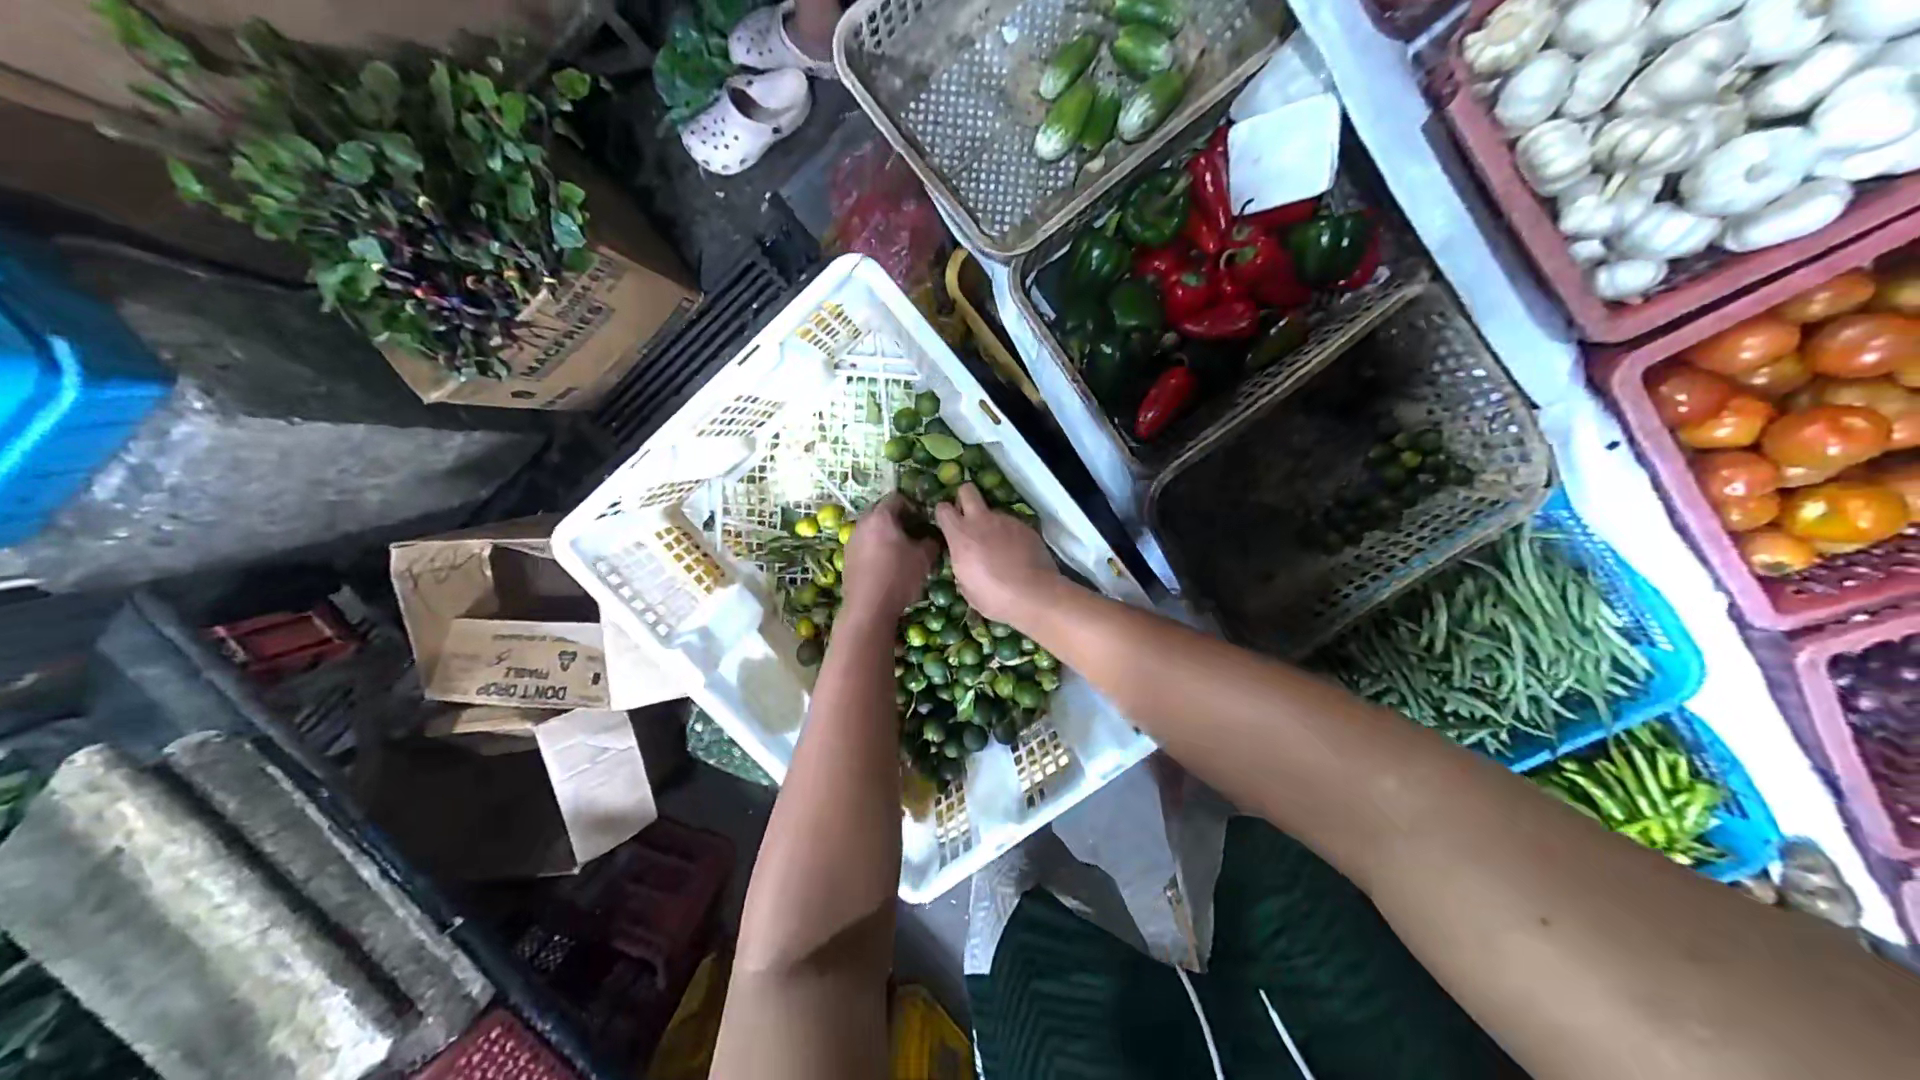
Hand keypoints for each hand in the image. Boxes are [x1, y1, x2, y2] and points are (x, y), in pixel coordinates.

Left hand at [841, 493, 938, 618]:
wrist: (868, 608)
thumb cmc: (898, 577)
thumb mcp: (923, 558)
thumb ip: (931, 542)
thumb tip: (933, 538)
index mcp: (880, 517)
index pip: (897, 498)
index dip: (913, 506)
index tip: (924, 520)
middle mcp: (862, 523)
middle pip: (882, 513)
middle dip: (900, 521)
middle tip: (915, 535)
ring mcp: (851, 541)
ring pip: (872, 530)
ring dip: (887, 535)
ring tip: (902, 552)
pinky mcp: (847, 558)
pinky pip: (865, 545)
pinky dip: (877, 549)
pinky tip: (887, 566)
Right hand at [933, 484, 1062, 625]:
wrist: (1034, 595)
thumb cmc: (994, 597)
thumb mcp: (965, 586)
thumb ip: (961, 563)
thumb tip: (964, 559)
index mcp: (961, 535)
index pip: (943, 508)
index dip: (944, 513)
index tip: (947, 523)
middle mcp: (982, 520)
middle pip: (967, 490)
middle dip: (964, 498)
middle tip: (968, 517)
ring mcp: (1006, 520)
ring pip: (993, 511)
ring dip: (991, 523)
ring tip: (999, 547)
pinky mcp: (1025, 526)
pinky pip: (1012, 524)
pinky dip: (1010, 534)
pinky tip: (1017, 553)